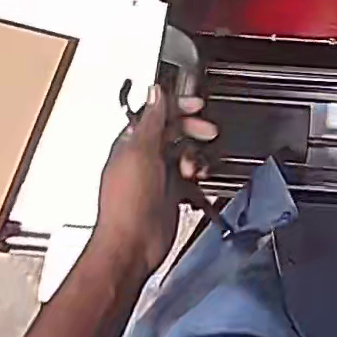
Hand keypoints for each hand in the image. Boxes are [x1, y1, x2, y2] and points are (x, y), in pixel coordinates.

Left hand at [90, 85, 218, 273]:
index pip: (157, 113)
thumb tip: (155, 91)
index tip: (197, 105)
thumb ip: (152, 120)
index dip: (177, 106)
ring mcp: (158, 176)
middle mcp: (144, 156)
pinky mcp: (170, 195)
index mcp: (132, 142)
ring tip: (194, 168)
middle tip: (208, 131)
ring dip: (194, 157)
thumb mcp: (141, 151)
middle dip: (192, 130)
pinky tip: (198, 182)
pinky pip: (190, 178)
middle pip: (174, 132)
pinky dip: (197, 178)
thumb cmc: (128, 202)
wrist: (132, 245)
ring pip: (184, 154)